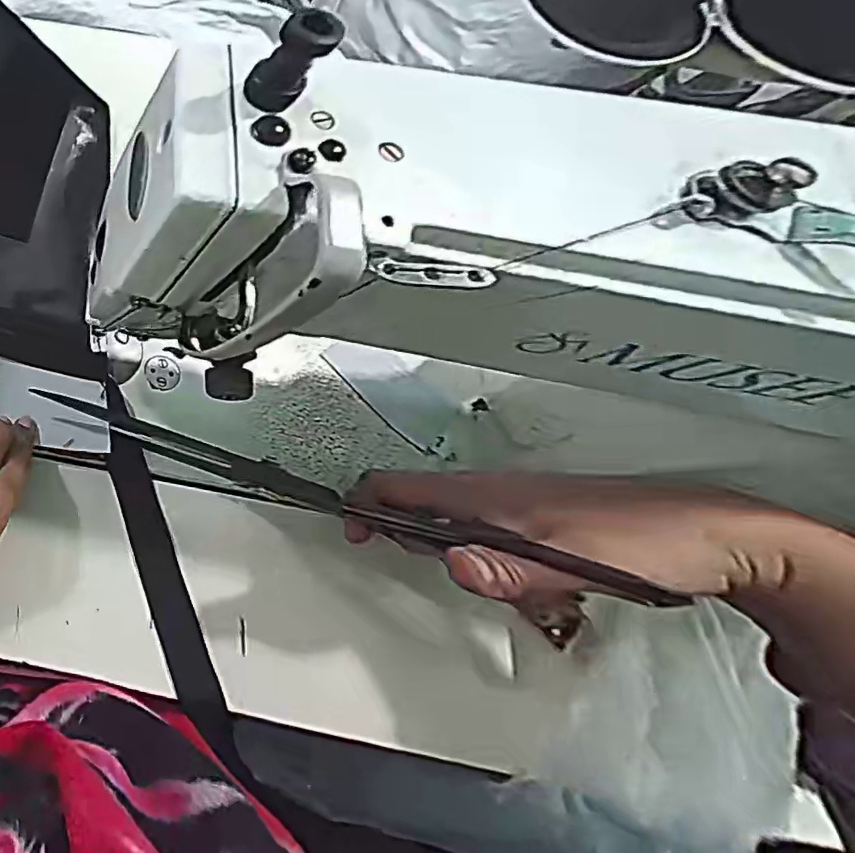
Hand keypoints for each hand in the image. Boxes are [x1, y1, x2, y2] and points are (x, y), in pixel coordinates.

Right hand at [345, 472, 805, 605]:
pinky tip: (534, 583)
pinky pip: (488, 533)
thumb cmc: (642, 538)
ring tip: (507, 588)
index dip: (362, 506)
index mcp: (475, 494)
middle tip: (436, 568)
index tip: (354, 532)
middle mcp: (484, 492)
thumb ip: (501, 568)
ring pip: (454, 523)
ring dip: (462, 555)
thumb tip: (449, 564)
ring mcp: (510, 502)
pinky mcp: (535, 517)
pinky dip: (492, 558)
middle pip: (416, 506)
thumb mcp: (563, 561)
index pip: (391, 486)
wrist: (719, 533)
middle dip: (413, 538)